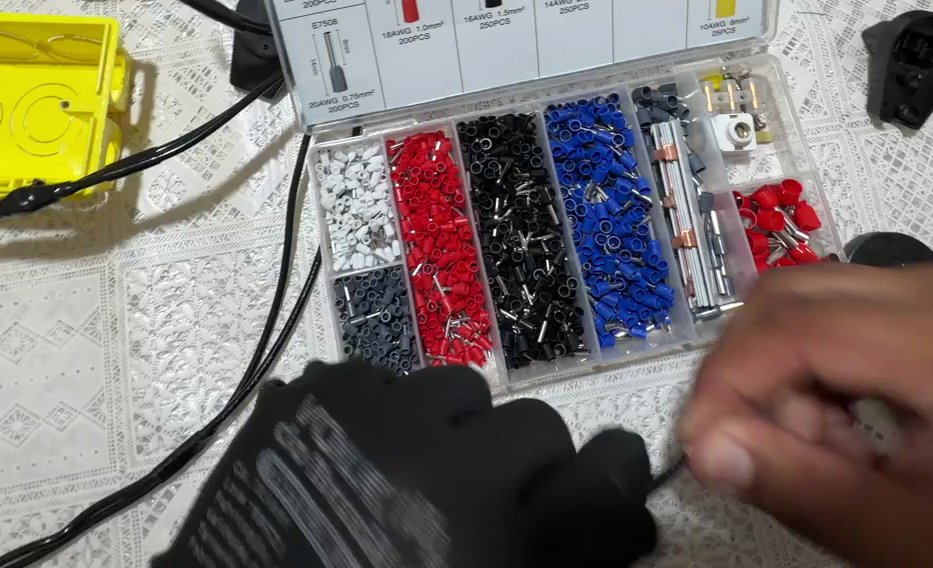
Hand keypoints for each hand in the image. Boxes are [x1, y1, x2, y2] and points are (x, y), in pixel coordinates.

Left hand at [155, 360, 656, 567]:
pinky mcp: (311, 397)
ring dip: (452, 428)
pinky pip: (380, 381)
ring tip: (417, 474)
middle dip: (523, 466)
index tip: (607, 475)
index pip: (595, 488)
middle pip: (533, 427)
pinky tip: (359, 458)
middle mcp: (436, 471)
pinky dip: (382, 415)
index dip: (612, 477)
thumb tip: (621, 524)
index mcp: (484, 542)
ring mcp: (367, 421)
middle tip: (486, 504)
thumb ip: (556, 560)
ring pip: (456, 387)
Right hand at [676, 263, 932, 567]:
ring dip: (784, 376)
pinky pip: (838, 317)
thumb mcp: (923, 541)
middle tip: (756, 453)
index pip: (789, 327)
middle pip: (786, 298)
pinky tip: (850, 434)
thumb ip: (804, 487)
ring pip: (804, 304)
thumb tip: (703, 446)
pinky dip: (817, 372)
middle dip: (750, 374)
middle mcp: (927, 287)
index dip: (727, 383)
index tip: (699, 449)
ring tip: (822, 456)